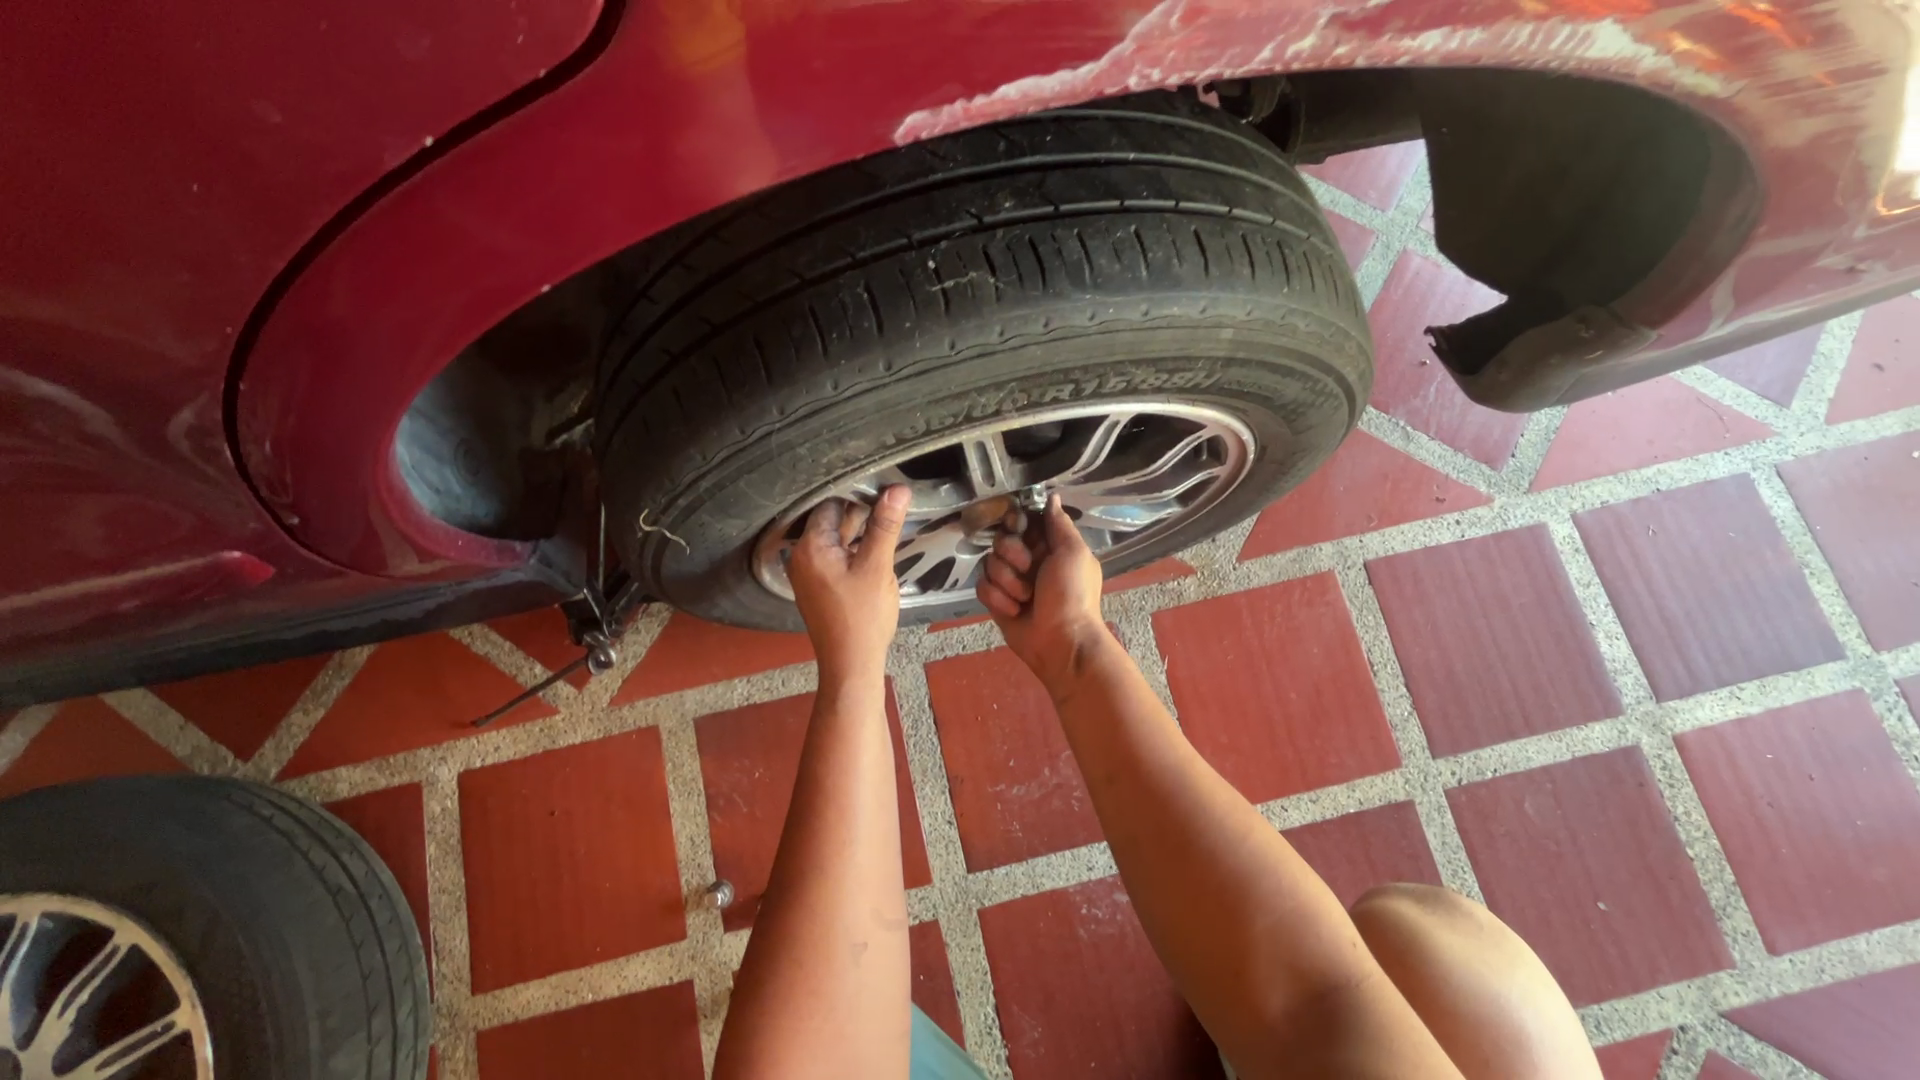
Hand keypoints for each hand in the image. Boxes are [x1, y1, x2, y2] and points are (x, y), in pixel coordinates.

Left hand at [788, 485, 910, 682]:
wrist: (851, 663)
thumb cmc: (862, 617)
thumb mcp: (877, 566)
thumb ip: (885, 526)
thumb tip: (897, 490)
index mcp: (811, 547)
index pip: (831, 505)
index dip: (857, 495)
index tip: (883, 488)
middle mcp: (802, 557)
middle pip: (831, 522)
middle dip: (860, 514)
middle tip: (891, 506)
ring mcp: (808, 574)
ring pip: (835, 541)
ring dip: (859, 533)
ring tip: (887, 526)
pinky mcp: (818, 587)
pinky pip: (835, 558)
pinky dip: (853, 551)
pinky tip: (875, 552)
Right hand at [975, 495, 1112, 692]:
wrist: (1061, 641)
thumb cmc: (1072, 594)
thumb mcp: (1073, 553)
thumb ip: (1059, 524)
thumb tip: (1052, 496)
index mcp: (1049, 546)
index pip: (1022, 521)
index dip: (1016, 523)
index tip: (1017, 528)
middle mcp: (1028, 560)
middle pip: (1001, 540)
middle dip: (1011, 555)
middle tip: (1027, 569)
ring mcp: (1011, 581)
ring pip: (989, 564)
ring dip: (1007, 582)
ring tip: (1025, 598)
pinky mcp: (997, 601)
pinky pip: (982, 587)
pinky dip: (997, 599)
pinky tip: (1014, 611)